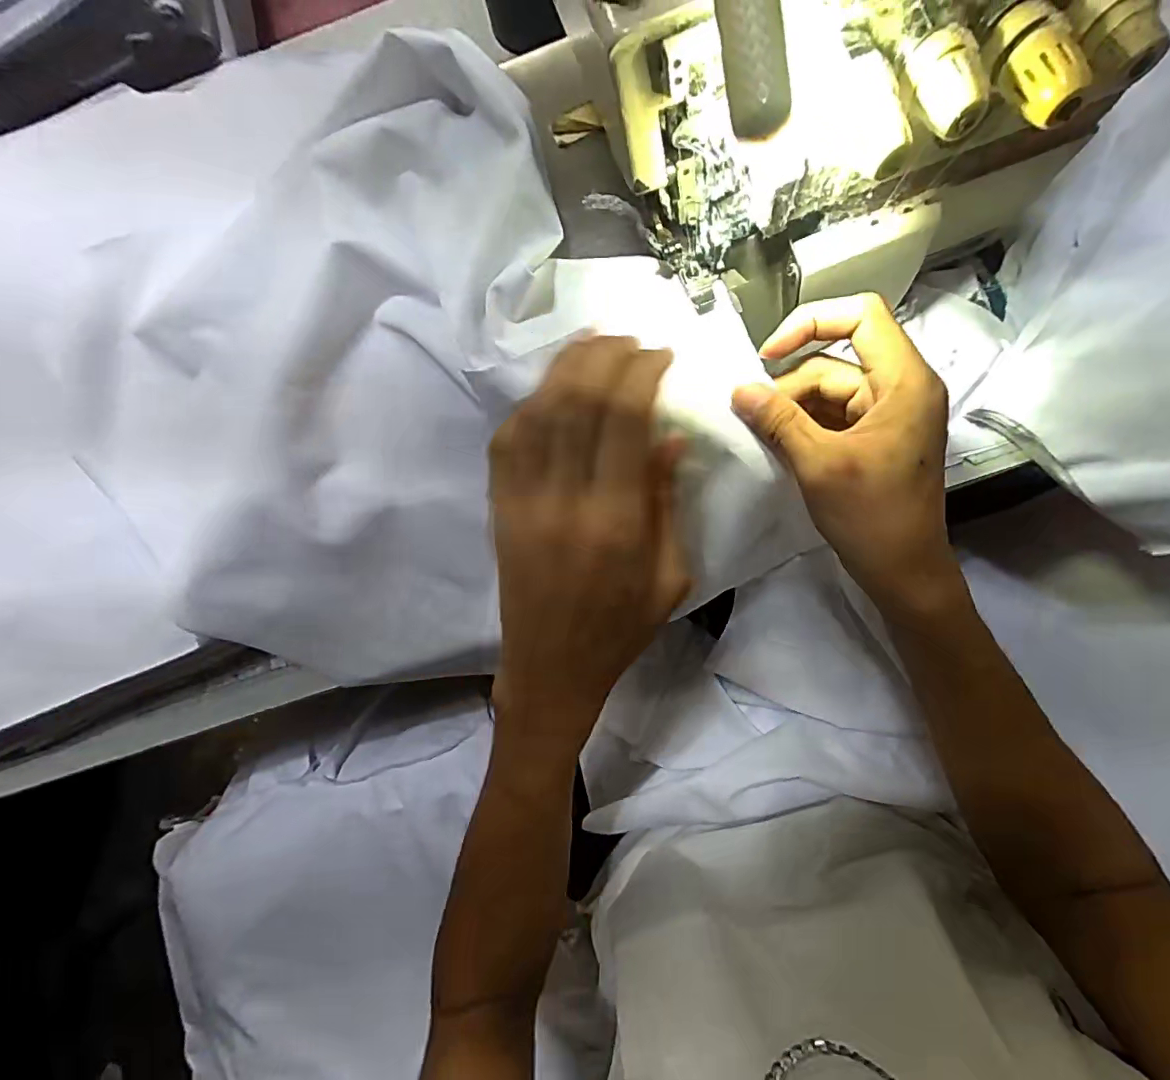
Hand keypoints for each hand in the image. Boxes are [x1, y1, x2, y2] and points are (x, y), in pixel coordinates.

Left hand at [489, 336, 689, 749]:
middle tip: (629, 339)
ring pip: (538, 412)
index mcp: (616, 522)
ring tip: (593, 344)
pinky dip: (532, 404)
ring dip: (566, 368)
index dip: (642, 374)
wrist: (551, 667)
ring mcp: (522, 502)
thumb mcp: (669, 575)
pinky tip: (553, 389)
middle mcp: (564, 502)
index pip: (624, 420)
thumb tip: (670, 439)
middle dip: (605, 356)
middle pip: (578, 402)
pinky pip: (508, 440)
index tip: (660, 355)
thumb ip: (667, 502)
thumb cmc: (621, 629)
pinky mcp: (499, 507)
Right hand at [732, 293, 959, 612]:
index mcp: (905, 381)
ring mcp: (893, 415)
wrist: (906, 573)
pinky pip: (839, 416)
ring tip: (764, 433)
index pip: (862, 315)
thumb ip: (778, 420)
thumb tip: (739, 390)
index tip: (770, 354)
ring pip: (834, 390)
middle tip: (755, 416)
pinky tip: (781, 443)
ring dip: (796, 408)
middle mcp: (904, 388)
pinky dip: (809, 425)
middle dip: (792, 384)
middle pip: (839, 360)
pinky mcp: (881, 439)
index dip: (811, 321)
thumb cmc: (872, 518)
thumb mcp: (819, 464)